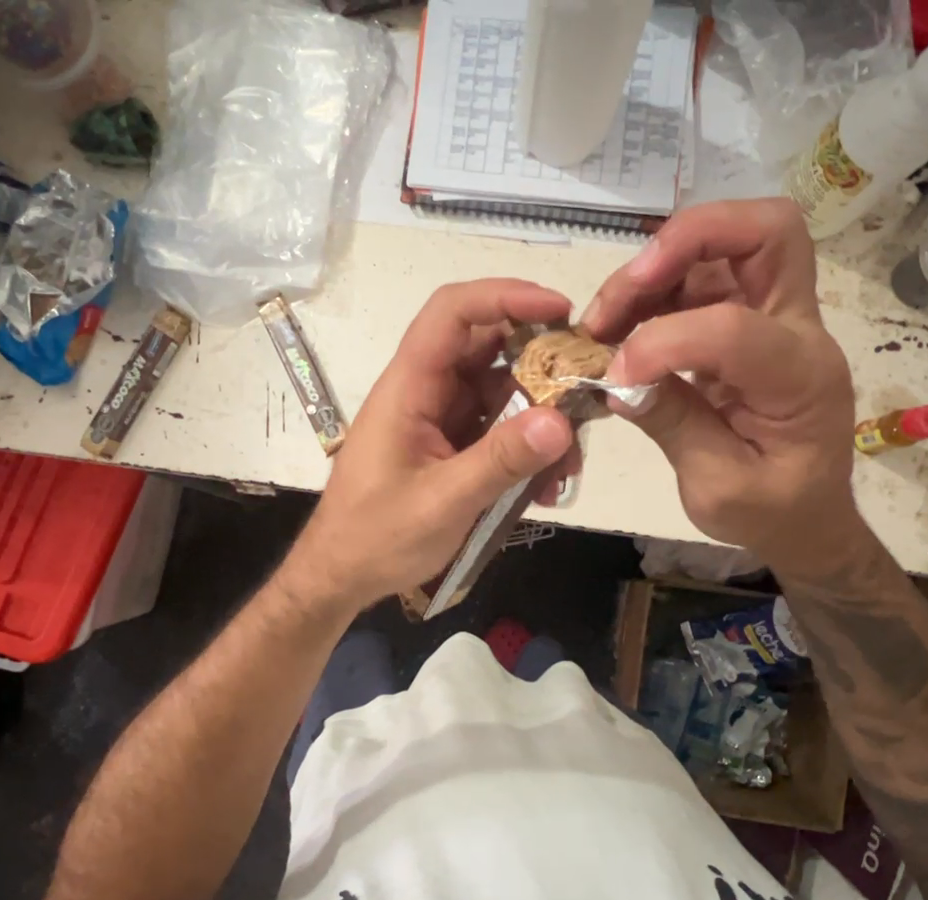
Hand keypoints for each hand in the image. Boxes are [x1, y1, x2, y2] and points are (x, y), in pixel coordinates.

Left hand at [283, 280, 577, 611]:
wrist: (341, 576)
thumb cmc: (375, 538)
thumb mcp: (442, 502)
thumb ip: (500, 461)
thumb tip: (562, 421)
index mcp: (408, 387)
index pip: (452, 313)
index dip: (505, 296)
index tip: (561, 310)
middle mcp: (425, 392)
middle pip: (487, 348)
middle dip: (541, 363)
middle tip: (586, 389)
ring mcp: (438, 419)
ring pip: (499, 391)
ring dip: (540, 417)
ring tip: (569, 462)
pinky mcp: (449, 447)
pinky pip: (496, 430)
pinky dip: (525, 449)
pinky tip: (545, 486)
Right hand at [581, 198, 862, 576]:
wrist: (807, 517)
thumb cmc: (771, 511)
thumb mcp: (717, 488)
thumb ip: (673, 425)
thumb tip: (616, 379)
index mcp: (800, 379)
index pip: (734, 328)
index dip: (665, 341)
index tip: (616, 378)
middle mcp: (798, 331)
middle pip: (768, 231)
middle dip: (690, 239)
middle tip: (628, 287)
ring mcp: (775, 320)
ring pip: (730, 243)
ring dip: (659, 265)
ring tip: (604, 317)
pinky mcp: (748, 324)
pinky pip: (705, 277)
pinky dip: (656, 288)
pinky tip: (620, 325)